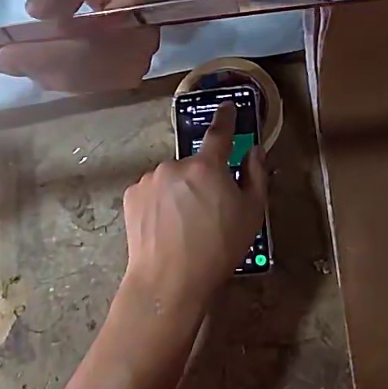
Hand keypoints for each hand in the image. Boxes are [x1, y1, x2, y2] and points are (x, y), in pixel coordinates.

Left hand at [0, 0, 160, 91]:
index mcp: (138, 22)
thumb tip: (36, 10)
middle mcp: (137, 57)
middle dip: (27, 64)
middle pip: (75, 72)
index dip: (43, 53)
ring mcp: (126, 73)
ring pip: (69, 82)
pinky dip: (39, 73)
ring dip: (29, 70)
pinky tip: (13, 62)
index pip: (87, 48)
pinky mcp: (112, 81)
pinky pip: (71, 84)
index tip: (2, 52)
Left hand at [112, 104, 267, 355]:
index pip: (219, 133)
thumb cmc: (217, 250)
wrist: (169, 281)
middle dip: (202, 181)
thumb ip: (256, 176)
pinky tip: (165, 227)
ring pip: (171, 179)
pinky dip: (159, 203)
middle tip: (209, 211)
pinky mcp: (131, 196)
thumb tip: (254, 151)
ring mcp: (149, 180)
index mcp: (207, 166)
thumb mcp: (252, 215)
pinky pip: (152, 192)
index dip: (226, 118)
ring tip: (184, 226)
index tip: (226, 106)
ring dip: (179, 192)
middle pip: (195, 166)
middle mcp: (175, 165)